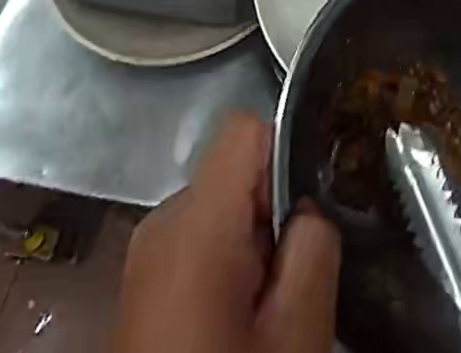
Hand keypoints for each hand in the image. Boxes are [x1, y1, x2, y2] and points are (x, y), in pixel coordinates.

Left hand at [112, 111, 340, 352]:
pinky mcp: (147, 274)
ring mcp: (149, 249)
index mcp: (195, 223)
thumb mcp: (296, 330)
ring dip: (254, 235)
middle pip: (236, 169)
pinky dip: (229, 254)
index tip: (305, 203)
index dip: (285, 150)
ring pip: (222, 202)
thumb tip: (308, 204)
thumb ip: (313, 246)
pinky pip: (201, 233)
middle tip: (290, 273)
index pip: (245, 130)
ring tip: (266, 301)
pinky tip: (238, 311)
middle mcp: (162, 221)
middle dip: (273, 205)